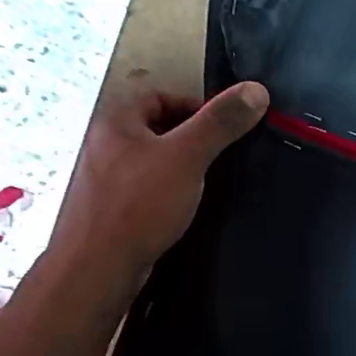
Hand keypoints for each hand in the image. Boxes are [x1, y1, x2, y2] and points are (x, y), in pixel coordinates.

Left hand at [48, 81, 269, 276]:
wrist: (100, 264)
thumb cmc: (140, 204)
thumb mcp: (188, 156)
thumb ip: (220, 123)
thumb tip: (256, 90)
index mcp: (116, 123)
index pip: (157, 96)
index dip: (194, 105)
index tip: (226, 127)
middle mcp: (106, 145)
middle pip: (157, 128)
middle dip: (192, 137)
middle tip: (225, 154)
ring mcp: (107, 180)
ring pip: (154, 161)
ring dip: (183, 167)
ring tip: (213, 182)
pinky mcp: (114, 210)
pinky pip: (149, 189)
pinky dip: (172, 192)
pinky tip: (190, 209)